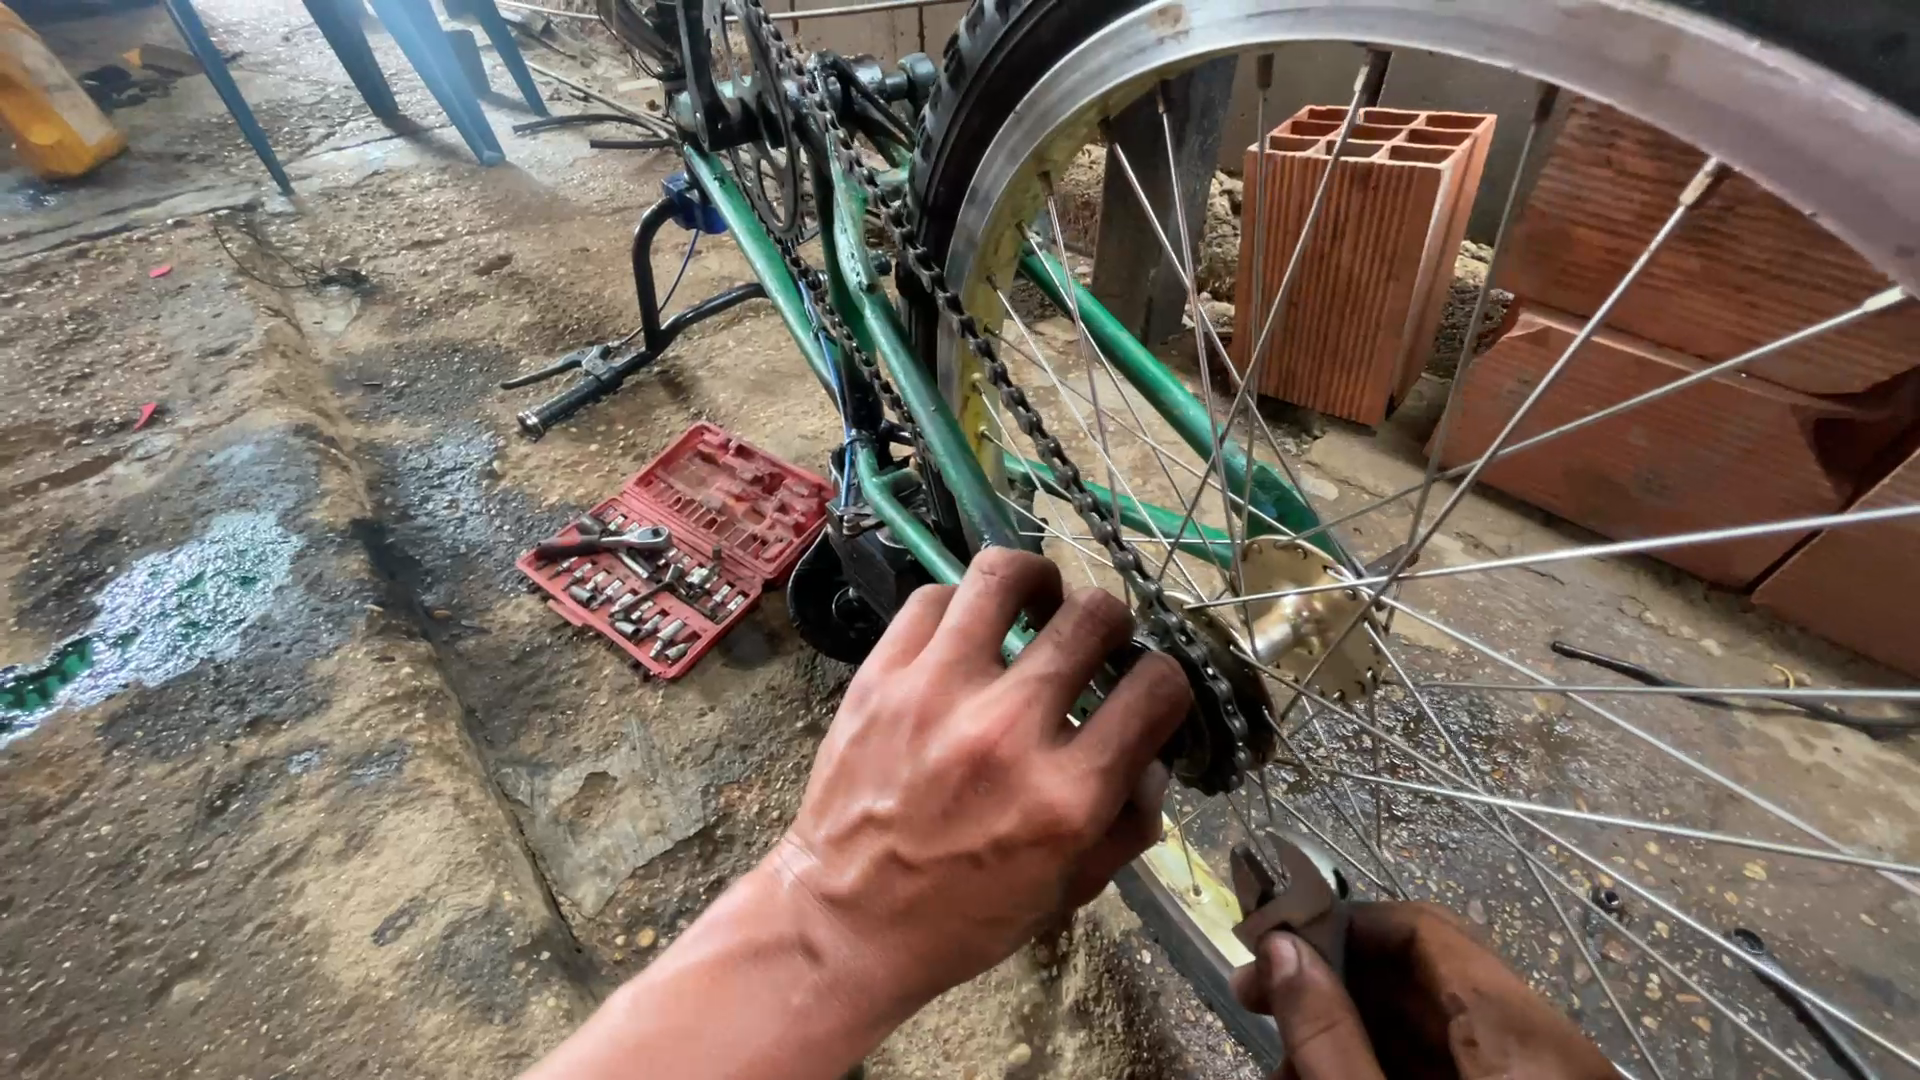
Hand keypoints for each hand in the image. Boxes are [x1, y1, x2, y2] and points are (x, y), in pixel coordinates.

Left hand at [772, 547, 1191, 1016]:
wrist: (845, 919)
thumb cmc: (966, 917)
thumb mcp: (1068, 890)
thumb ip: (1129, 823)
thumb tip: (1153, 754)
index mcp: (1067, 794)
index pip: (1155, 688)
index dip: (1165, 679)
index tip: (1146, 685)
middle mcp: (1009, 728)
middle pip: (1092, 617)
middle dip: (1111, 620)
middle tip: (1093, 640)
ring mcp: (939, 690)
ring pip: (1005, 575)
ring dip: (1037, 578)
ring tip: (1037, 598)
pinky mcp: (883, 674)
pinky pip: (933, 597)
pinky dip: (960, 603)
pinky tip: (965, 627)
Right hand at [1232, 902, 1615, 1079]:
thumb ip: (1329, 1036)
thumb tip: (1282, 948)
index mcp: (1525, 1044)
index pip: (1422, 931)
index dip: (1339, 923)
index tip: (1270, 946)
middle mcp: (1546, 1057)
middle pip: (1420, 979)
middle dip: (1330, 984)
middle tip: (1255, 1000)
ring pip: (1426, 1031)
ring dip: (1346, 1033)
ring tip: (1283, 1070)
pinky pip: (1445, 1076)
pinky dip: (1378, 1072)